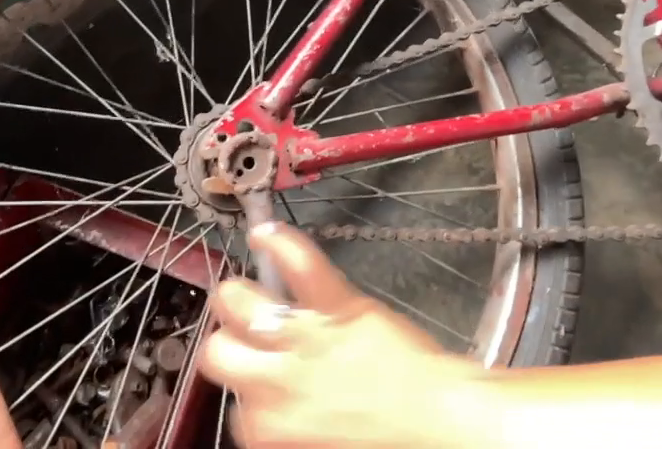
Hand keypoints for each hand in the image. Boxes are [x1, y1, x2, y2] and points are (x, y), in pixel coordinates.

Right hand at [198, 222, 492, 448]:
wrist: (444, 423)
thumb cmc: (394, 439)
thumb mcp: (323, 444)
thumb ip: (287, 424)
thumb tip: (273, 411)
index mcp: (274, 427)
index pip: (236, 405)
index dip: (250, 394)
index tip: (261, 388)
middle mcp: (278, 379)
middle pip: (218, 351)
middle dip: (226, 343)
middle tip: (243, 339)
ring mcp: (305, 335)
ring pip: (238, 301)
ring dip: (237, 297)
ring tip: (244, 292)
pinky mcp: (335, 302)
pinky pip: (298, 262)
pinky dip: (280, 241)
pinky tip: (266, 233)